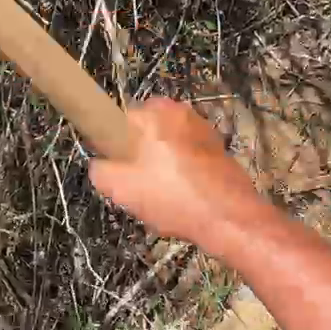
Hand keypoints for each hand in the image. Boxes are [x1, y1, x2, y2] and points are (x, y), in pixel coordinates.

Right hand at [90, 98, 270, 246]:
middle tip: (139, 187)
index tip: (119, 170)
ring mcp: (202, 127)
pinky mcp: (218, 147)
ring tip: (165, 197)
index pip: (120, 121)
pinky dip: (183, 172)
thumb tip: (100, 164)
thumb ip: (100, 170)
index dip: (114, 147)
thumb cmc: (173, 197)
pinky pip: (188, 155)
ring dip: (162, 166)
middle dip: (139, 157)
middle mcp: (180, 110)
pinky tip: (185, 197)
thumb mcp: (120, 188)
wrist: (231, 219)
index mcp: (155, 111)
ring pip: (167, 145)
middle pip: (144, 133)